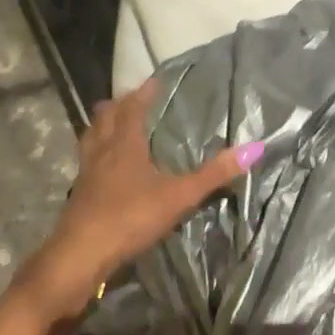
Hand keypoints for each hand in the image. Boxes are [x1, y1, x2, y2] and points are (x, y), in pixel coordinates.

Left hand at [14, 79, 263, 316]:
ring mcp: (86, 173)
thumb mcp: (179, 196)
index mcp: (124, 144)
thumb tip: (255, 148)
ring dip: (103, 126)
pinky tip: (105, 167)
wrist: (83, 253)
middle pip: (105, 118)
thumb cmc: (131, 217)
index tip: (155, 82)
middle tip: (133, 99)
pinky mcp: (80, 194)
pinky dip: (97, 154)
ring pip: (91, 138)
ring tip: (114, 124)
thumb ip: (214, 174)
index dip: (143, 94)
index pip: (132, 109)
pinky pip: (87, 162)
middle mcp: (101, 151)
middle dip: (119, 105)